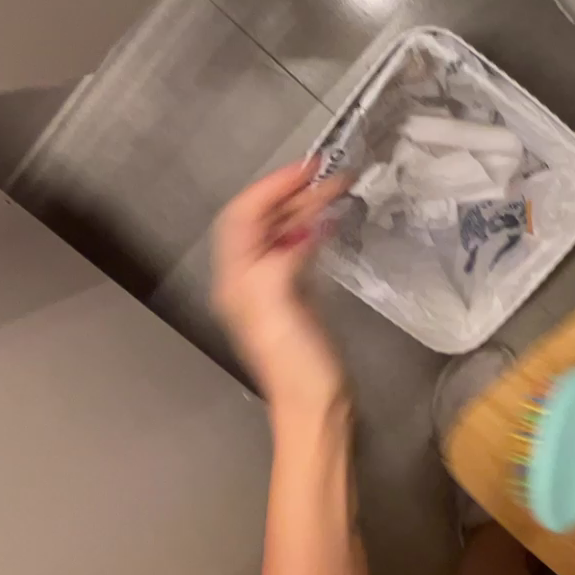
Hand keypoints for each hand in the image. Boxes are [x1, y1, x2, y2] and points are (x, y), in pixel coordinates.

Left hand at [213, 162, 351, 418]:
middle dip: (292, 192)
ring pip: (281, 233)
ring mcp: (271, 288)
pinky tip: (331, 222)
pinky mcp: (294, 297)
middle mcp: (247, 279)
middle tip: (329, 172)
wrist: (316, 407)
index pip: (244, 216)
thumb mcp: (280, 308)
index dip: (272, 187)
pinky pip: (297, 250)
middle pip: (263, 221)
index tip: (307, 167)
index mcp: (237, 279)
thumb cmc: (298, 364)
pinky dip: (312, 229)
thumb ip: (282, 261)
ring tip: (337, 187)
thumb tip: (305, 230)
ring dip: (305, 207)